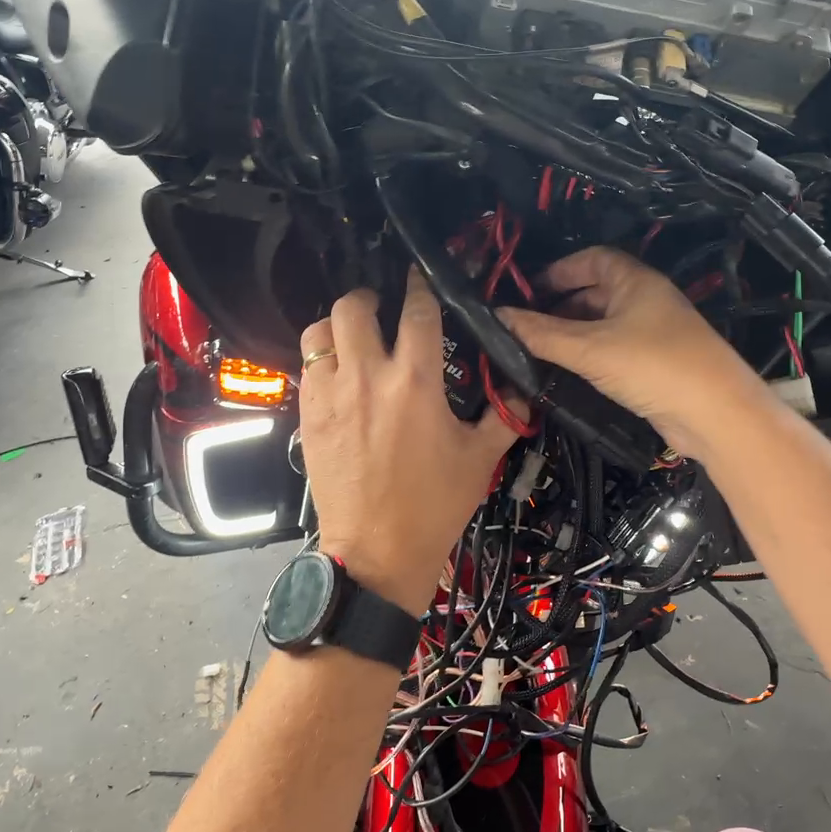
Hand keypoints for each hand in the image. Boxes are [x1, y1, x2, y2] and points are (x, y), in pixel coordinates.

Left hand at [298, 270, 522, 616]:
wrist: (377, 552)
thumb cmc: (434, 506)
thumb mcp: (480, 458)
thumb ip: (505, 414)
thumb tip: (524, 386)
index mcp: (416, 381)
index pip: (417, 311)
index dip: (420, 287)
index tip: (420, 278)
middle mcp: (368, 376)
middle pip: (354, 306)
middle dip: (370, 298)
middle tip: (382, 310)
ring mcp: (331, 395)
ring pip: (319, 331)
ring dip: (336, 327)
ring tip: (352, 340)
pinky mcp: (307, 416)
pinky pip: (306, 369)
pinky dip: (321, 362)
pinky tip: (339, 378)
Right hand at [498, 248, 761, 456]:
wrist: (715, 413)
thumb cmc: (653, 365)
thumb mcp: (590, 348)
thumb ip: (541, 334)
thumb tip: (498, 317)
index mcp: (636, 282)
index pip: (593, 259)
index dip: (560, 270)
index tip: (528, 290)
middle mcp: (645, 301)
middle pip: (596, 291)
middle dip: (559, 305)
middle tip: (525, 325)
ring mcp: (652, 334)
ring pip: (603, 324)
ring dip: (571, 333)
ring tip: (537, 351)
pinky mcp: (654, 365)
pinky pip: (612, 350)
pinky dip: (588, 356)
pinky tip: (566, 373)